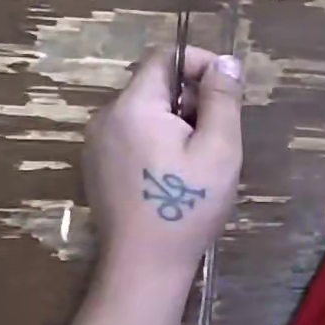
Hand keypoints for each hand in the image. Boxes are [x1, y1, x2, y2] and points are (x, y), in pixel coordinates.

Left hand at [83, 45, 242, 277]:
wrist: (143, 266)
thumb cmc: (186, 207)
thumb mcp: (218, 149)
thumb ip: (222, 99)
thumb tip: (226, 61)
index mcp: (133, 106)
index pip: (163, 58)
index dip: (199, 63)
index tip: (227, 90)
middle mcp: (106, 117)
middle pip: (153, 86)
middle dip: (190, 99)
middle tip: (217, 135)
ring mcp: (96, 144)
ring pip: (144, 113)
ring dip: (176, 123)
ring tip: (197, 161)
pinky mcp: (97, 167)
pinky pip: (131, 137)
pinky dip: (156, 142)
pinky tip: (173, 176)